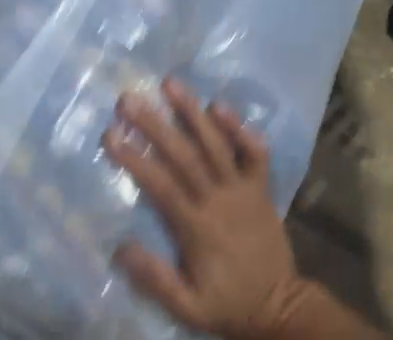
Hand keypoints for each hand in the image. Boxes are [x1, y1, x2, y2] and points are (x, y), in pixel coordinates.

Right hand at [104, 81, 316, 339]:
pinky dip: (241, 129)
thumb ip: (156, 280)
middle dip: (156, 125)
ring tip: (170, 83)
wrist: (281, 308)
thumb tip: (120, 248)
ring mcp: (244, 190)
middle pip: (185, 156)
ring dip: (193, 113)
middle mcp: (219, 200)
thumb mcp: (189, 308)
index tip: (110, 134)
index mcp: (198, 227)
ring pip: (217, 145)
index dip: (135, 158)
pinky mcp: (262, 188)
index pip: (161, 185)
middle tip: (129, 98)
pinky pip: (255, 154)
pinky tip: (220, 105)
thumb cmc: (229, 304)